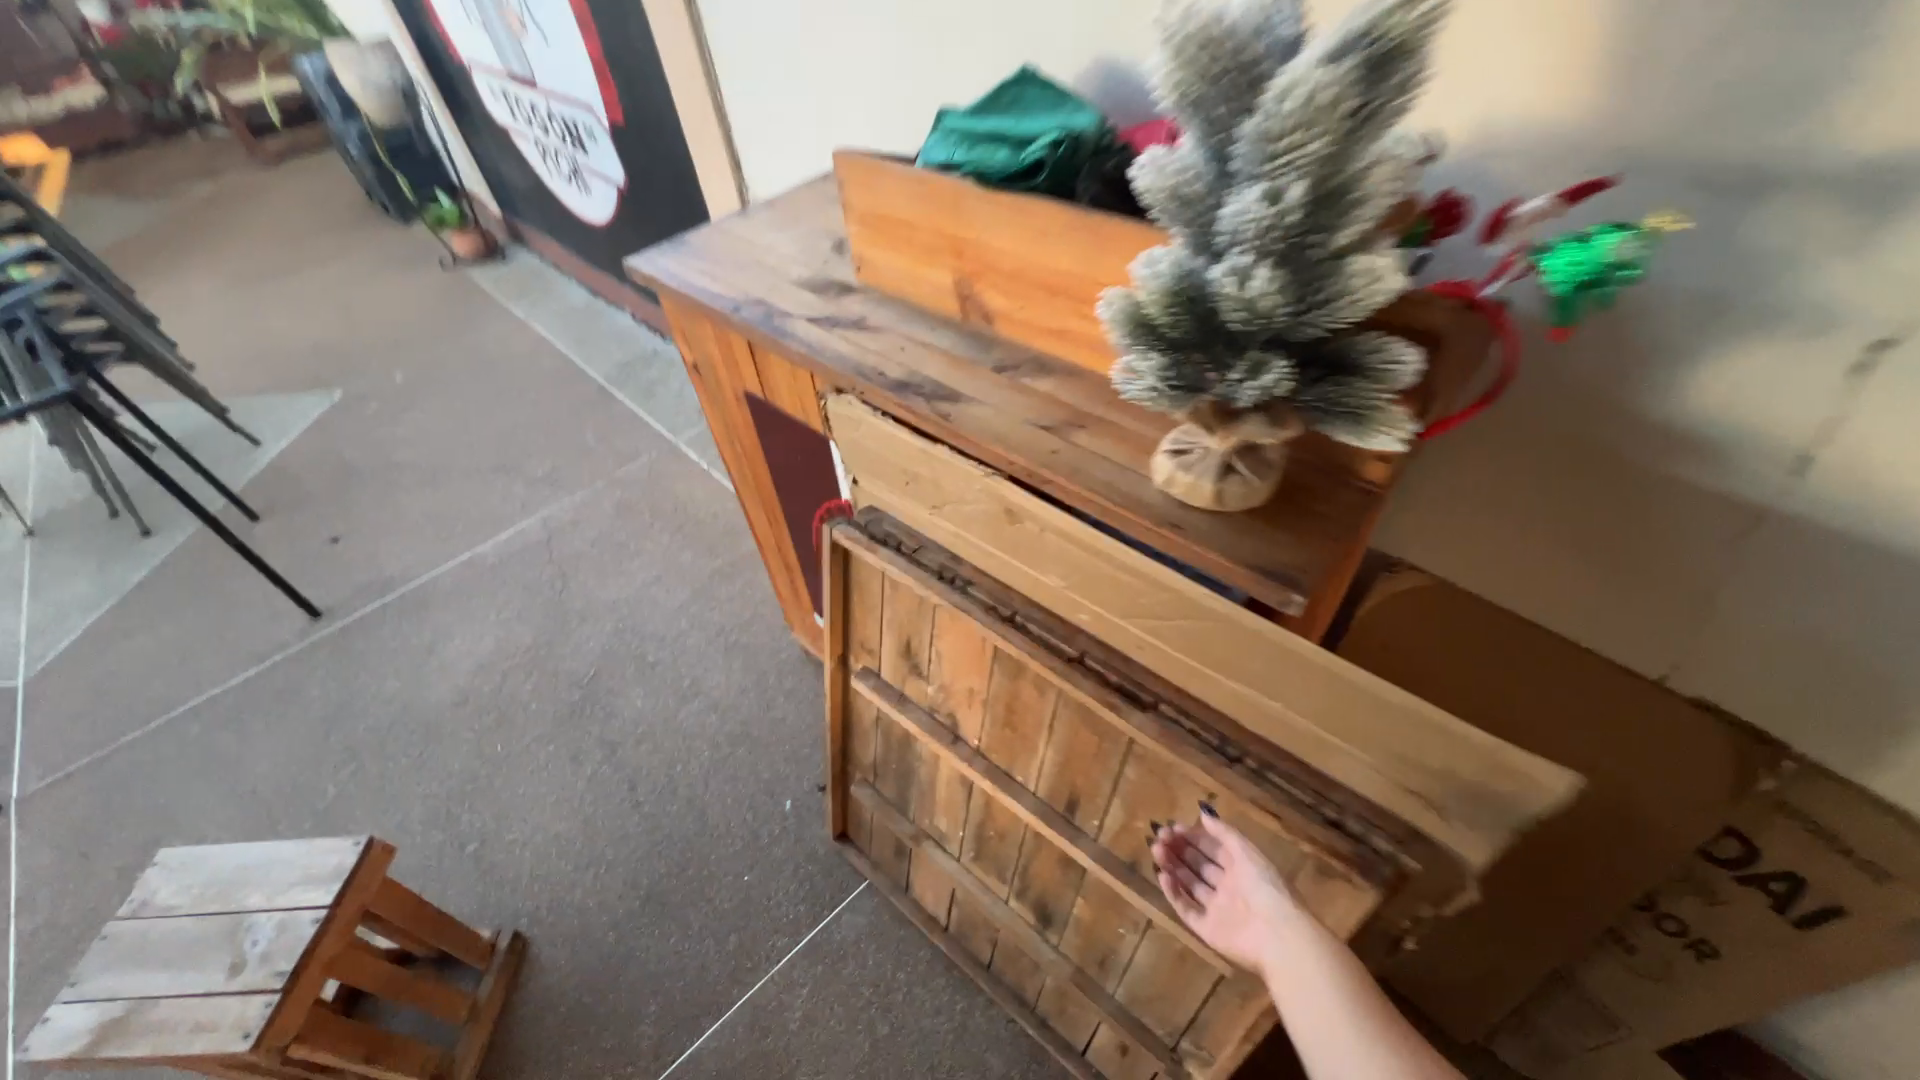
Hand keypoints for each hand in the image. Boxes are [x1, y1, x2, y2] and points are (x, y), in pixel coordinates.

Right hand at [1151, 810, 1299, 977]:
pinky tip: (1162, 876)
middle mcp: (1228, 888)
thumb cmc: (1265, 887)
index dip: (1192, 837)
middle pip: (1198, 865)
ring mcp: (1217, 909)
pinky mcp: (1207, 929)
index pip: (1212, 849)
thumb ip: (1224, 833)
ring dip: (1172, 867)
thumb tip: (1203, 813)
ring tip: (1156, 850)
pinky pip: (1186, 909)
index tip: (1171, 827)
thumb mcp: (1247, 852)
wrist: (1277, 935)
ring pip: (1189, 884)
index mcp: (1241, 869)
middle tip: (1159, 837)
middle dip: (1178, 850)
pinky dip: (1173, 893)